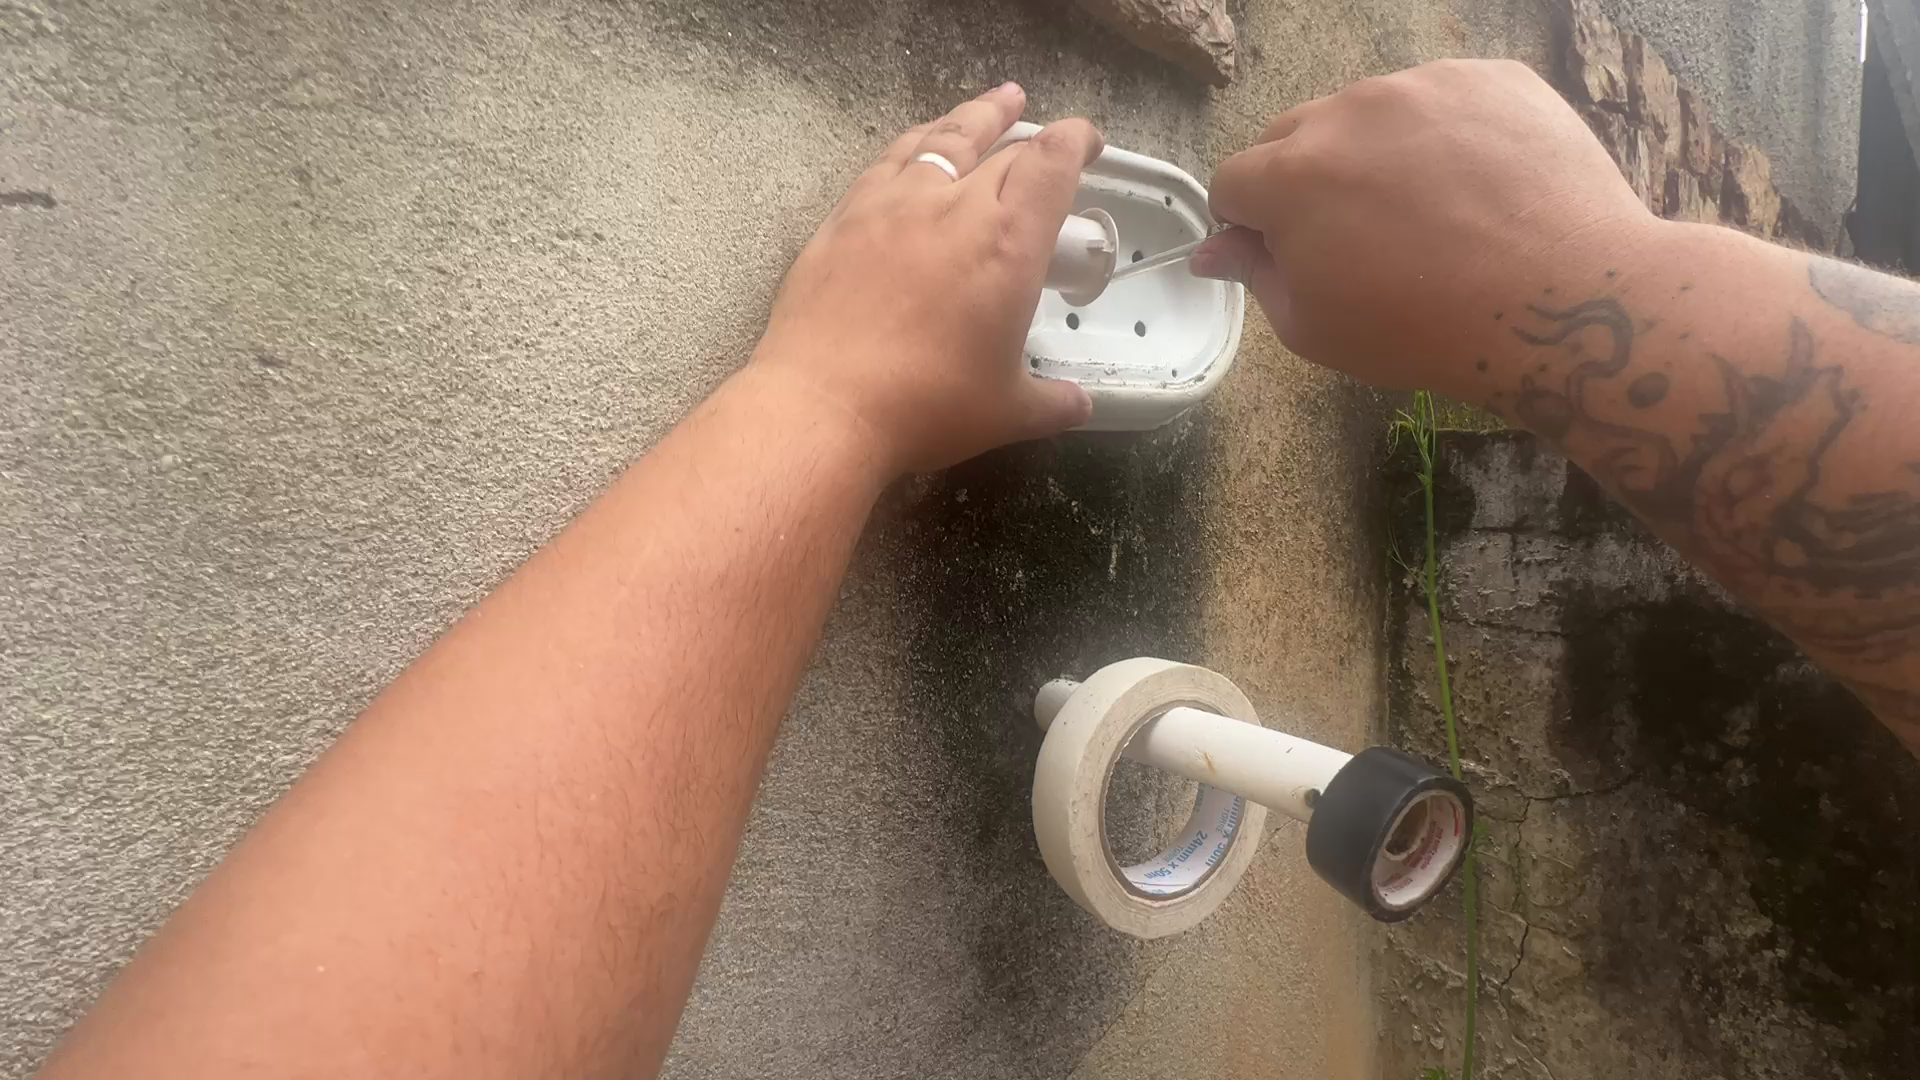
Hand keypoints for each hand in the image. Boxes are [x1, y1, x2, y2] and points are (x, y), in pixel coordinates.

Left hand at [752, 83, 1102, 475]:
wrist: (826, 406)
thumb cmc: (927, 407)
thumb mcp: (1007, 414)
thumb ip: (1052, 406)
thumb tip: (1079, 408)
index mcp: (1007, 243)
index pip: (1051, 163)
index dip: (1077, 142)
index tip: (1089, 142)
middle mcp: (952, 206)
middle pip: (1001, 150)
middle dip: (1032, 137)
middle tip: (1046, 144)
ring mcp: (891, 205)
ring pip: (942, 139)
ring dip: (975, 118)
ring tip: (993, 105)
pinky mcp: (844, 219)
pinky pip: (889, 161)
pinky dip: (916, 145)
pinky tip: (916, 149)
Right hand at [1192, 59, 1655, 394]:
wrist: (1554, 299)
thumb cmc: (1411, 327)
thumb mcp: (1305, 323)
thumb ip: (1251, 273)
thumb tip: (1209, 251)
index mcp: (1289, 176)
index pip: (1230, 181)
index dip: (1242, 223)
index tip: (1276, 253)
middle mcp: (1347, 111)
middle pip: (1286, 137)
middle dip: (1293, 183)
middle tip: (1341, 236)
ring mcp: (1423, 85)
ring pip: (1357, 114)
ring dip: (1358, 155)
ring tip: (1409, 211)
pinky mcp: (1488, 76)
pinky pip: (1428, 101)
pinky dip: (1425, 137)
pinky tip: (1459, 187)